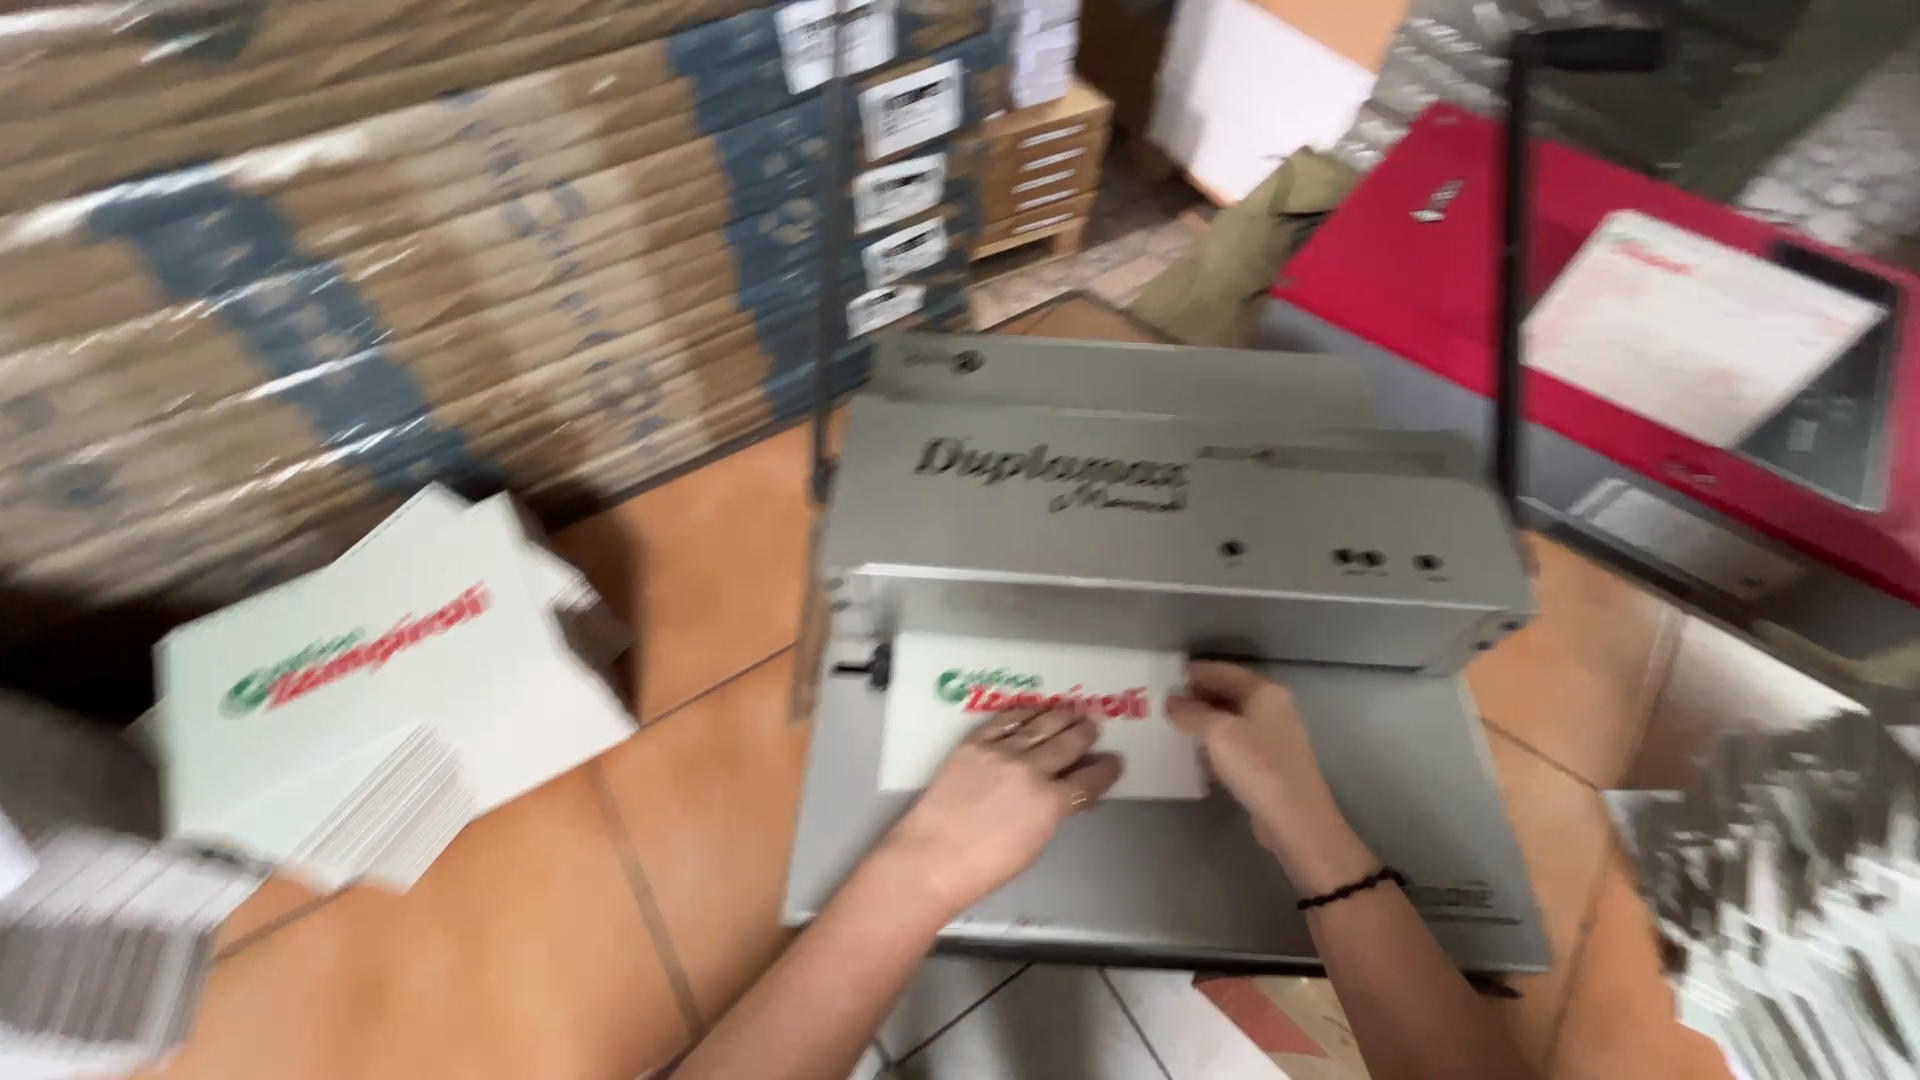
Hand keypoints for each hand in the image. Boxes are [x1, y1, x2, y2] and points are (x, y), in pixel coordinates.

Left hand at [877, 709, 1123, 920]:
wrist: (933, 855)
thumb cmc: (986, 866)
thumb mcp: (1035, 843)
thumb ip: (1055, 812)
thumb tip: (1069, 794)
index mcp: (1050, 803)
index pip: (1089, 780)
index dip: (1105, 769)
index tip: (1115, 760)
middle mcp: (1030, 771)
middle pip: (1067, 744)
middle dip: (1085, 732)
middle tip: (1095, 722)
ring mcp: (1001, 752)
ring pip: (1040, 726)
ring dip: (1060, 716)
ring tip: (1073, 709)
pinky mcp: (975, 743)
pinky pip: (1005, 720)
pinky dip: (1023, 712)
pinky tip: (1034, 708)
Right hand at [1166, 662, 1375, 894]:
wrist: (1295, 821)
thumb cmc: (1258, 765)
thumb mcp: (1217, 732)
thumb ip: (1191, 712)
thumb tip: (1171, 702)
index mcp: (1266, 693)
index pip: (1224, 671)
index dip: (1195, 671)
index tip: (1165, 675)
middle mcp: (1272, 710)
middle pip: (1228, 695)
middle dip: (1196, 697)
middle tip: (1162, 701)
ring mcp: (1271, 740)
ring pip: (1229, 722)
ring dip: (1202, 723)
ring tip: (1170, 725)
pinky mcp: (1267, 767)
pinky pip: (1233, 747)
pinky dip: (1212, 746)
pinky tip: (1191, 755)